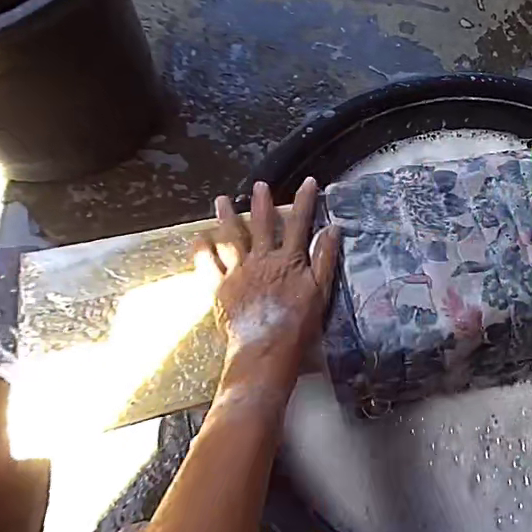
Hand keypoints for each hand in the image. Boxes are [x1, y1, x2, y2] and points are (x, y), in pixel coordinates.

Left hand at [193, 179, 340, 412]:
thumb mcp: (321, 291)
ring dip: (227, 217)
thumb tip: (332, 230)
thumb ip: (326, 259)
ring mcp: (239, 272)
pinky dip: (203, 251)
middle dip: (262, 202)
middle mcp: (263, 259)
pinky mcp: (221, 288)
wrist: (266, 349)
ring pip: (232, 238)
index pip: (299, 223)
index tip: (309, 182)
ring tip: (222, 200)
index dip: (305, 201)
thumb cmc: (299, 324)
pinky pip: (208, 265)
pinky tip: (198, 238)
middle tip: (259, 185)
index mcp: (289, 259)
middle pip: (262, 224)